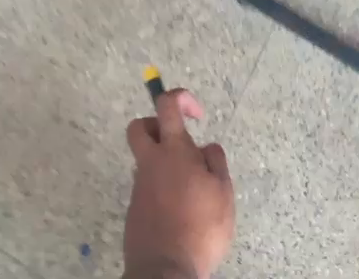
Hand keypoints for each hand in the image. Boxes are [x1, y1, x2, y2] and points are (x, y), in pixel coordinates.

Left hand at [123, 89, 234, 278]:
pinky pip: (147, 187)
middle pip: (139, 126)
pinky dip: (162, 189)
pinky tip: (181, 211)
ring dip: (165, 164)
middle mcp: (150, 163)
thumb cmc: (200, 229)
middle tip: (179, 143)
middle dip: (156, 124)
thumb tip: (204, 148)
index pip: (167, 104)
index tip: (197, 113)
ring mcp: (138, 187)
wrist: (164, 271)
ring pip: (146, 160)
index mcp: (173, 151)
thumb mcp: (223, 192)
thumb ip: (215, 161)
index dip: (181, 97)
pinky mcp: (134, 210)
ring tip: (191, 191)